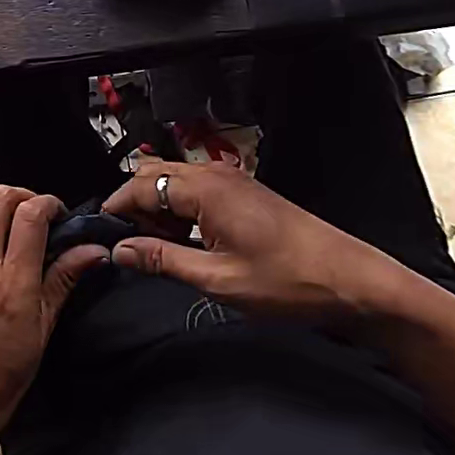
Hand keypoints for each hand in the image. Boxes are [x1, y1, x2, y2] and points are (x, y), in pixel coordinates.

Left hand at [0, 186, 108, 454]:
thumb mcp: (44, 326)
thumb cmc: (2, 371)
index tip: (58, 213)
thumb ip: (65, 278)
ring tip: (9, 214)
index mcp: (11, 283)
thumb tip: (94, 249)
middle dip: (24, 196)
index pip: (31, 215)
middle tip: (36, 213)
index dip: (50, 204)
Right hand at [101, 161, 422, 322]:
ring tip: (159, 248)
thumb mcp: (217, 278)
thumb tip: (121, 250)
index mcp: (205, 188)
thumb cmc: (289, 280)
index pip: (140, 185)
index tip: (104, 235)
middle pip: (154, 175)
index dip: (116, 209)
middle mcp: (215, 174)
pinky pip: (196, 190)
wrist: (351, 279)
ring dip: (158, 208)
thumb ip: (162, 260)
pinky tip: (186, 241)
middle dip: (134, 205)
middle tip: (131, 245)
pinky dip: (180, 210)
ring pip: (174, 181)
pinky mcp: (244, 192)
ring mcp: (232, 180)